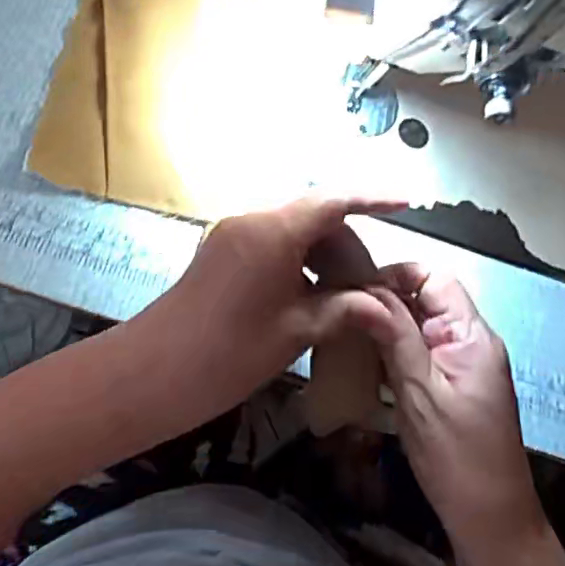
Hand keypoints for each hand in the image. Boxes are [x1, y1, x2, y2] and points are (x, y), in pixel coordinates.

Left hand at [125, 196, 410, 431]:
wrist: (160, 366)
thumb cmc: (230, 351)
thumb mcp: (296, 330)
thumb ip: (343, 310)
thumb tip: (383, 306)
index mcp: (271, 232)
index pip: (332, 201)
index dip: (372, 199)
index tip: (405, 202)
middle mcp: (250, 220)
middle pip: (311, 216)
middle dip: (346, 244)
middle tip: (371, 286)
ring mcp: (231, 233)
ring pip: (291, 230)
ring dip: (321, 254)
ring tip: (347, 296)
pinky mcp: (221, 250)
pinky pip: (269, 242)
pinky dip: (297, 261)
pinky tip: (313, 294)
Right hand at [365, 266, 543, 549]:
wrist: (489, 521)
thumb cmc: (458, 456)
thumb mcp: (420, 392)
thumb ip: (394, 337)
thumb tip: (362, 291)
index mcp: (470, 337)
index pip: (434, 278)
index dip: (395, 275)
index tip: (355, 291)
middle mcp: (466, 341)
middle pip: (421, 298)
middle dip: (380, 300)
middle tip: (338, 311)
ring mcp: (456, 364)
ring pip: (413, 323)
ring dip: (379, 326)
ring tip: (342, 332)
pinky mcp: (444, 384)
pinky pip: (411, 349)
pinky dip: (384, 349)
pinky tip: (358, 359)